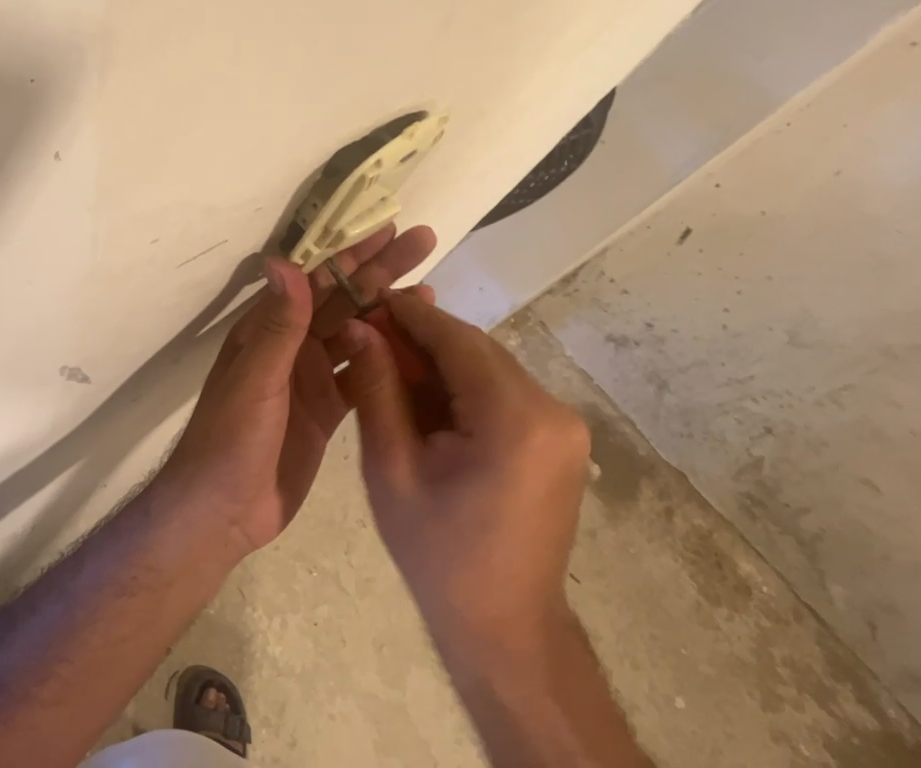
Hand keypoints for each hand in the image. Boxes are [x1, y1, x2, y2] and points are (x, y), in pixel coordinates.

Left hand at [157, 226, 436, 559]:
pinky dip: (388, 361)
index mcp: (265, 332)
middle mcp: (289, 348)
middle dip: (379, 273)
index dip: (349, 254)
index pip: (313, 281)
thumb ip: (277, 325)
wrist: (222, 510)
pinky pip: (362, 376)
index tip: (387, 228)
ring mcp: (309, 380)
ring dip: (389, 314)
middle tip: (424, 243)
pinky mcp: (326, 412)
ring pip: (356, 336)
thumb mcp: (256, 379)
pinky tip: (417, 348)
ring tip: (432, 293)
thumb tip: (285, 260)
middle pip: (341, 302)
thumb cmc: (230, 440)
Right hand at [334, 291, 591, 665]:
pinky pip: (502, 393)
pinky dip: (460, 387)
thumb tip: (357, 326)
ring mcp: (563, 426)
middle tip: (365, 333)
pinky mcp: (559, 440)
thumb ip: (376, 388)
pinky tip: (421, 397)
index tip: (365, 296)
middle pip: (476, 350)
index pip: (456, 340)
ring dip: (438, 362)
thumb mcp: (391, 465)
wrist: (502, 623)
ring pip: (488, 368)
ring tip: (385, 364)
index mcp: (515, 419)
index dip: (408, 314)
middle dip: (420, 338)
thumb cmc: (436, 551)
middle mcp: (552, 411)